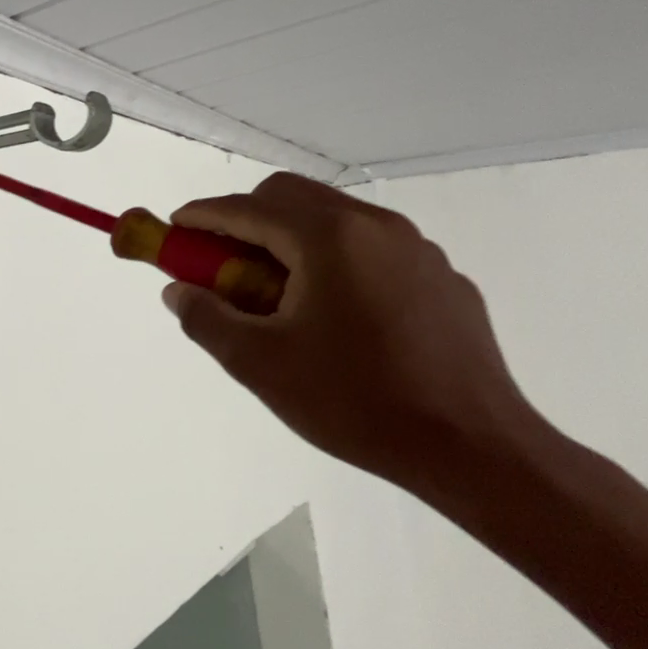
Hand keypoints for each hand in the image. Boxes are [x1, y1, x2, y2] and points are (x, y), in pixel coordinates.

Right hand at [162, 173, 540, 493]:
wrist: (474, 450)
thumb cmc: (354, 400)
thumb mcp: (257, 363)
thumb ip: (204, 317)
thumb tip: (179, 290)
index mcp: (328, 238)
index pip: (246, 208)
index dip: (200, 217)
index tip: (172, 232)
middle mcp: (376, 227)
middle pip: (290, 198)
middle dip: (244, 221)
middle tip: (219, 266)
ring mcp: (418, 251)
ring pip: (333, 221)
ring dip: (289, 241)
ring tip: (275, 298)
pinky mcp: (443, 281)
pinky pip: (370, 252)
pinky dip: (333, 263)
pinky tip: (333, 319)